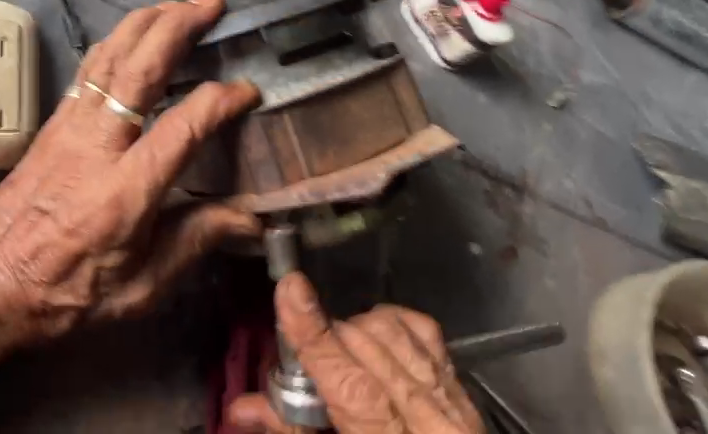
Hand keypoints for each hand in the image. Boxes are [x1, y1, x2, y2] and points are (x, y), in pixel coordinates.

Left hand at [0, 0, 262, 345]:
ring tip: (176, 5)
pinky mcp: (53, 122)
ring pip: (108, 57)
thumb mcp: (141, 286)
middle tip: (210, 3)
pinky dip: (114, 43)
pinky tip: (131, 34)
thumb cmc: (69, 292)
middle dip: (177, 28)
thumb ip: (196, 241)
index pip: (182, 128)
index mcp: (126, 191)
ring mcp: (70, 126)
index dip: (219, 101)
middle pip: (139, 69)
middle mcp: (97, 144)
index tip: (248, 89)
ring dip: (144, 23)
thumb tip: (252, 218)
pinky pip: (87, 70)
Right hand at [227, 276, 483, 433]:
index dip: (317, 336)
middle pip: (370, 351)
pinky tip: (374, 336)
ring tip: (338, 351)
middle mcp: (432, 427)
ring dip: (356, 329)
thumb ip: (294, 433)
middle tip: (302, 353)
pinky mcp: (465, 395)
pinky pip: (425, 334)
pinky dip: (393, 324)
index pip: (353, 388)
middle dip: (326, 337)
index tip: (290, 289)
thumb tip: (242, 406)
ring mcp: (456, 410)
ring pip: (397, 334)